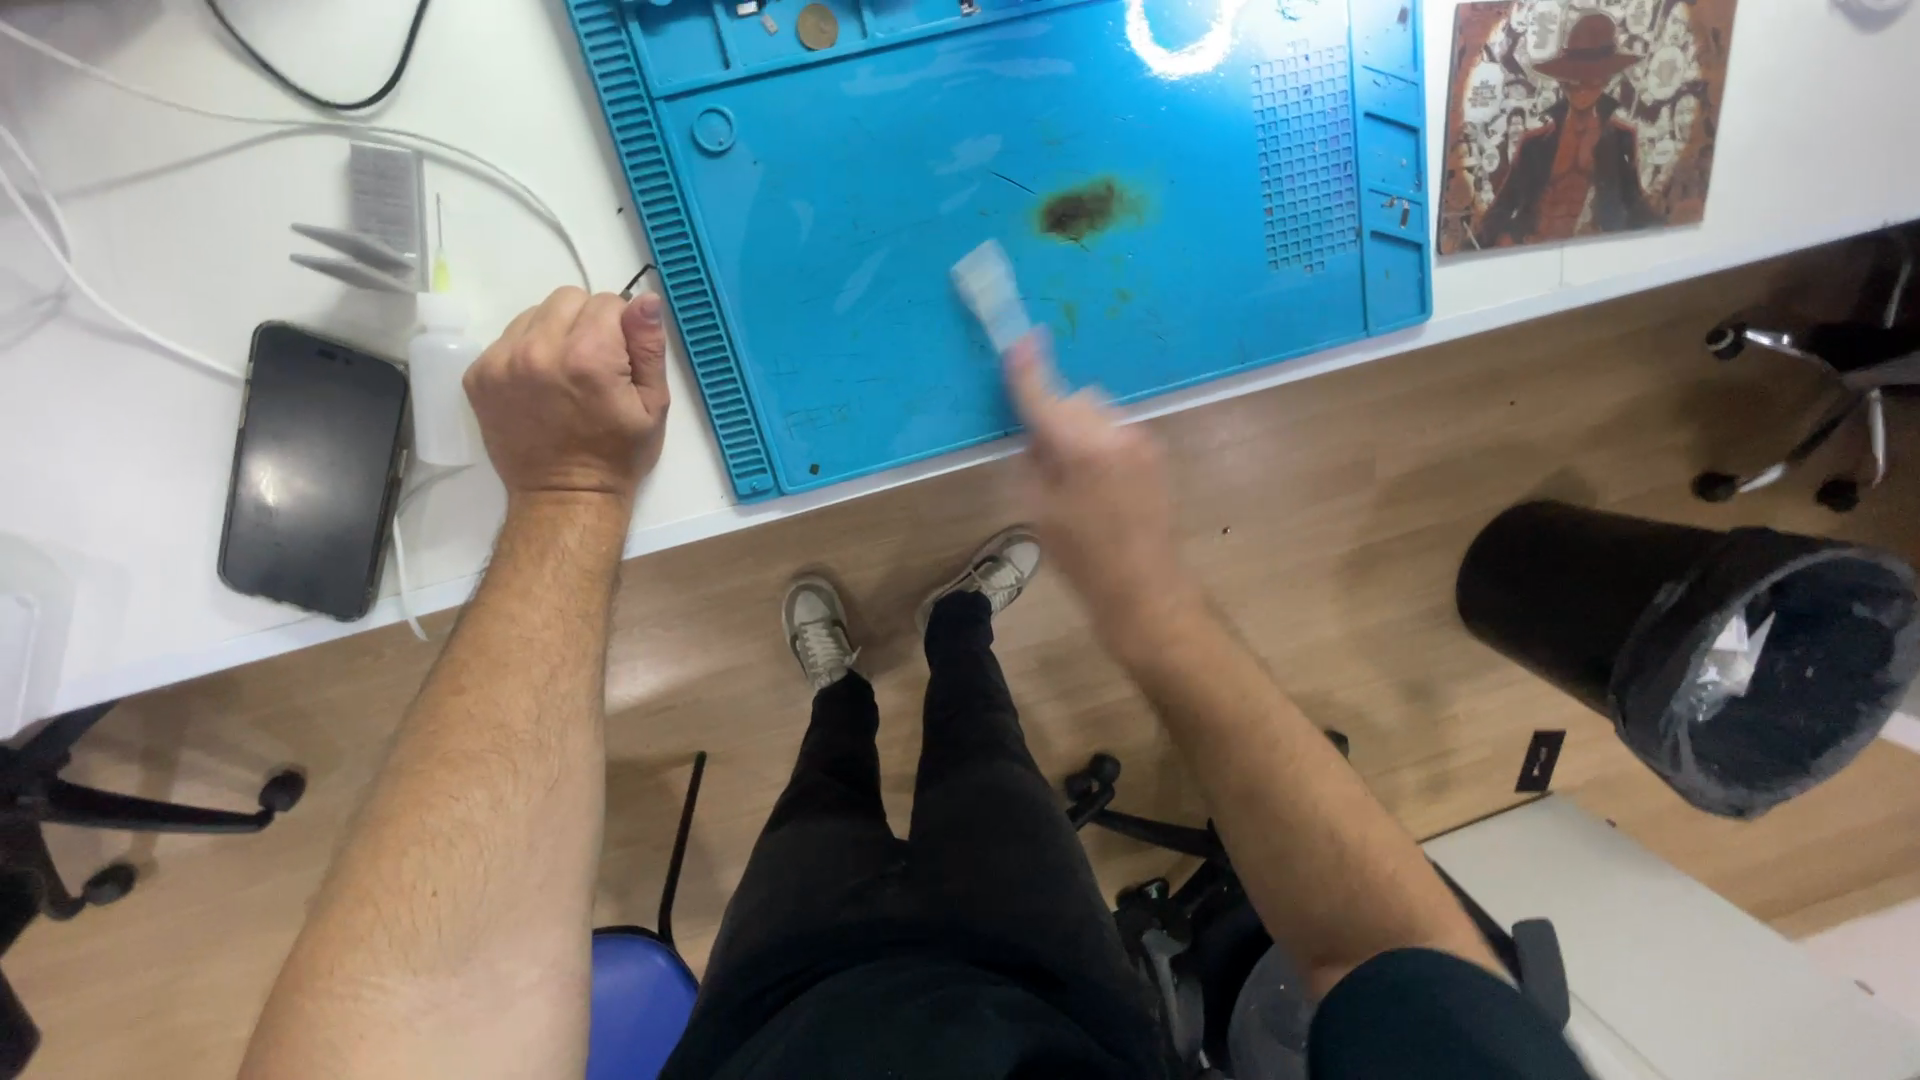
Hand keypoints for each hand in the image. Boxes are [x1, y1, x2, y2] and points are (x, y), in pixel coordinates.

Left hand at [464, 288, 671, 501]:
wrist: (565, 495)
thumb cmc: (619, 455)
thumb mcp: (654, 404)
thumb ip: (649, 346)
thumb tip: (646, 299)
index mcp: (588, 357)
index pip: (607, 302)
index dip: (622, 328)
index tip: (623, 360)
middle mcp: (539, 350)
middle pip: (568, 298)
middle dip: (588, 323)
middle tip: (595, 366)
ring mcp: (501, 361)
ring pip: (536, 313)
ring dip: (556, 332)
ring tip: (566, 375)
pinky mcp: (479, 373)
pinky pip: (509, 337)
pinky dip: (529, 350)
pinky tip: (541, 385)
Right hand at [1003, 331, 1198, 646]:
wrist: (1145, 589)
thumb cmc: (1082, 559)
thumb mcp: (1039, 511)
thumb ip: (1034, 459)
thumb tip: (1036, 429)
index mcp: (1083, 449)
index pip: (1046, 398)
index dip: (1028, 370)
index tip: (1020, 338)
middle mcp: (1117, 433)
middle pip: (1075, 399)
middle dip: (1056, 416)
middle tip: (1044, 459)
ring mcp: (1142, 441)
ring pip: (1096, 412)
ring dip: (1078, 428)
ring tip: (1074, 476)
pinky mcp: (1154, 453)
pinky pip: (1114, 430)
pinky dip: (1098, 442)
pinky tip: (1099, 482)